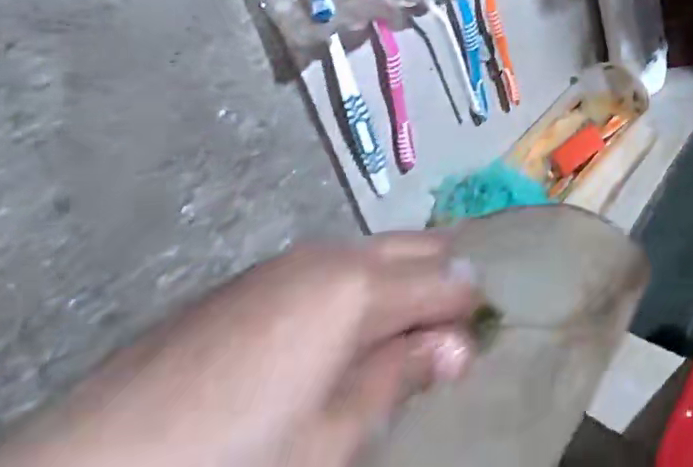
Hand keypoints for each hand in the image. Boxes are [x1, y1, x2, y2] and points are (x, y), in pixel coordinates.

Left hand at [0, 232, 479, 466]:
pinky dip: (351, 288)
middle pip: (420, 246)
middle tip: (433, 345)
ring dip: (396, 283)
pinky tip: (326, 340)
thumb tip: (453, 347)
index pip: (448, 282)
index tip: (461, 361)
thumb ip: (399, 380)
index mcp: (358, 285)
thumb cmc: (226, 462)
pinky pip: (326, 266)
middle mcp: (329, 254)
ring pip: (373, 251)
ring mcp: (282, 262)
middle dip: (440, 284)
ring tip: (383, 343)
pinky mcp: (243, 281)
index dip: (466, 318)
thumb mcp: (327, 441)